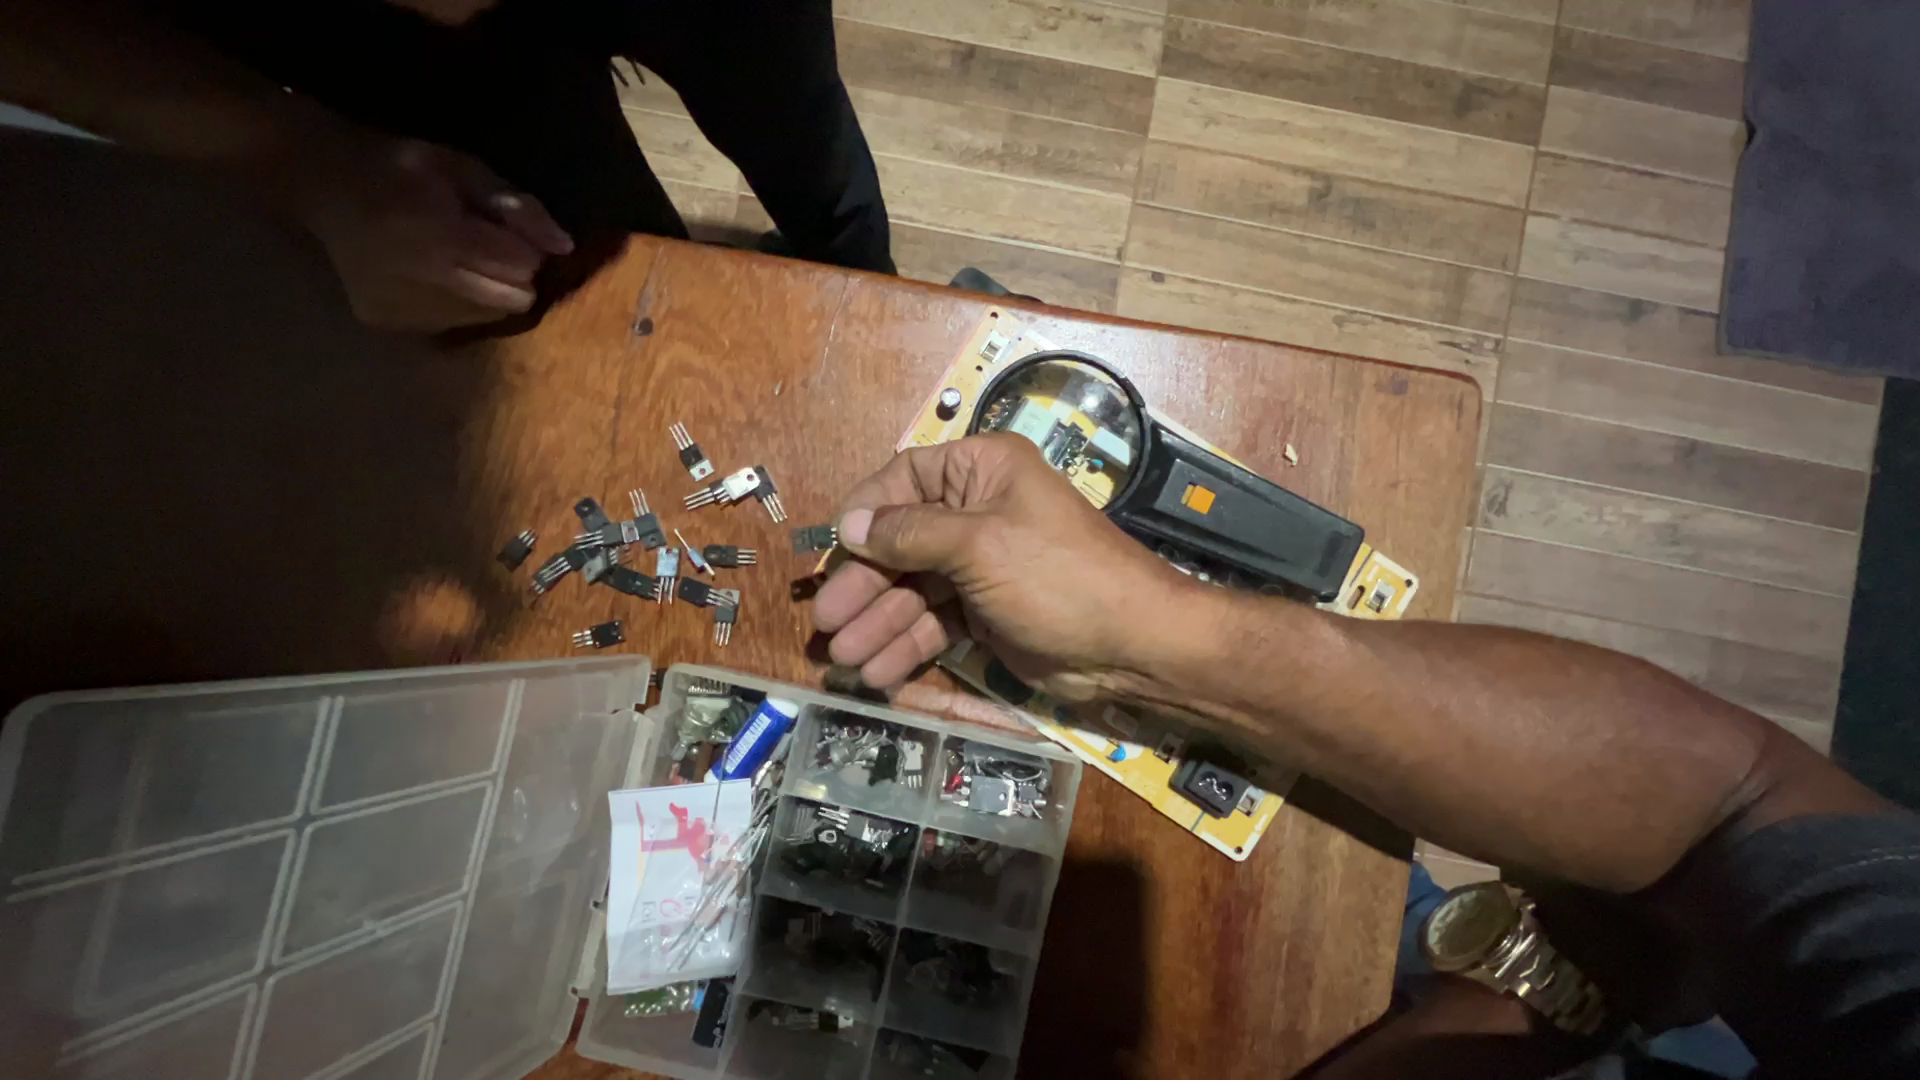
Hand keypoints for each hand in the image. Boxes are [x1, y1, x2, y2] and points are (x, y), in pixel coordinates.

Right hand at [289, 131, 572, 329]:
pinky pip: (456, 325)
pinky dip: (461, 305)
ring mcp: (400, 306)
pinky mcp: (388, 321)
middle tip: (486, 249)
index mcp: (436, 235)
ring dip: (489, 292)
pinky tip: (435, 277)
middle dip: (513, 275)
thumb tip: (565, 247)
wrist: (314, 180)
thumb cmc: (399, 168)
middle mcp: (418, 278)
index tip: (507, 232)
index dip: (526, 250)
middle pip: (511, 299)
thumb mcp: (461, 167)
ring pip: (488, 316)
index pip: (521, 266)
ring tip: (458, 260)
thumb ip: (516, 206)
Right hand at [812, 434, 1190, 695]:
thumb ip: (909, 533)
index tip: (833, 547)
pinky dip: (910, 645)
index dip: (865, 513)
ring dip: (881, 624)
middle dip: (865, 586)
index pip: (905, 478)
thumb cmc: (1056, 575)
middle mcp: (976, 511)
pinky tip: (881, 672)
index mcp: (981, 471)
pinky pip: (935, 622)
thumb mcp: (979, 544)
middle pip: (901, 543)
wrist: (1129, 644)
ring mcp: (979, 565)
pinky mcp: (984, 610)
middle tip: (829, 624)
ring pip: (914, 590)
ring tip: (846, 660)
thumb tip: (850, 524)